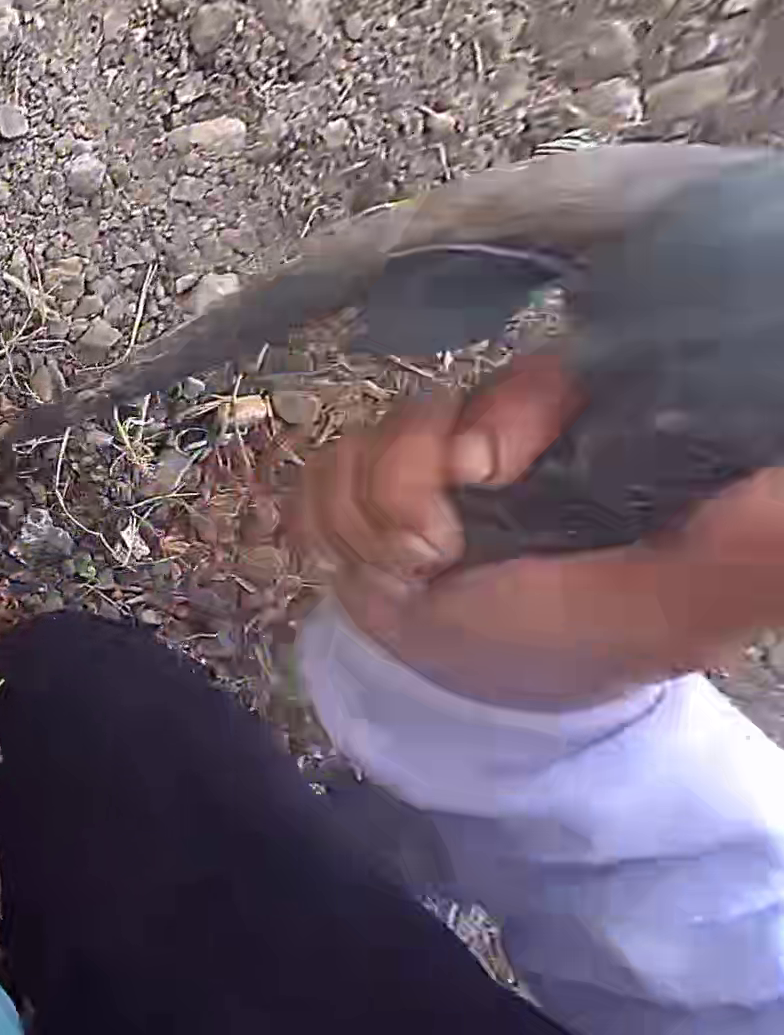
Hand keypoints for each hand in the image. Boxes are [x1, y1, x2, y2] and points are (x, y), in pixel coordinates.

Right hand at [295, 355, 783, 705]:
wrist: (456, 669)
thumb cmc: (569, 637)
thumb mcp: (667, 608)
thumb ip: (744, 551)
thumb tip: (782, 486)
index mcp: (580, 440)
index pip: (528, 377)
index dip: (491, 418)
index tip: (478, 476)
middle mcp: (488, 431)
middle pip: (415, 413)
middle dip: (399, 495)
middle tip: (427, 557)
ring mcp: (404, 454)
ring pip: (350, 450)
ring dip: (360, 527)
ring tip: (400, 572)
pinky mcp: (344, 478)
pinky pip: (310, 479)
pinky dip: (323, 529)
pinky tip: (360, 560)